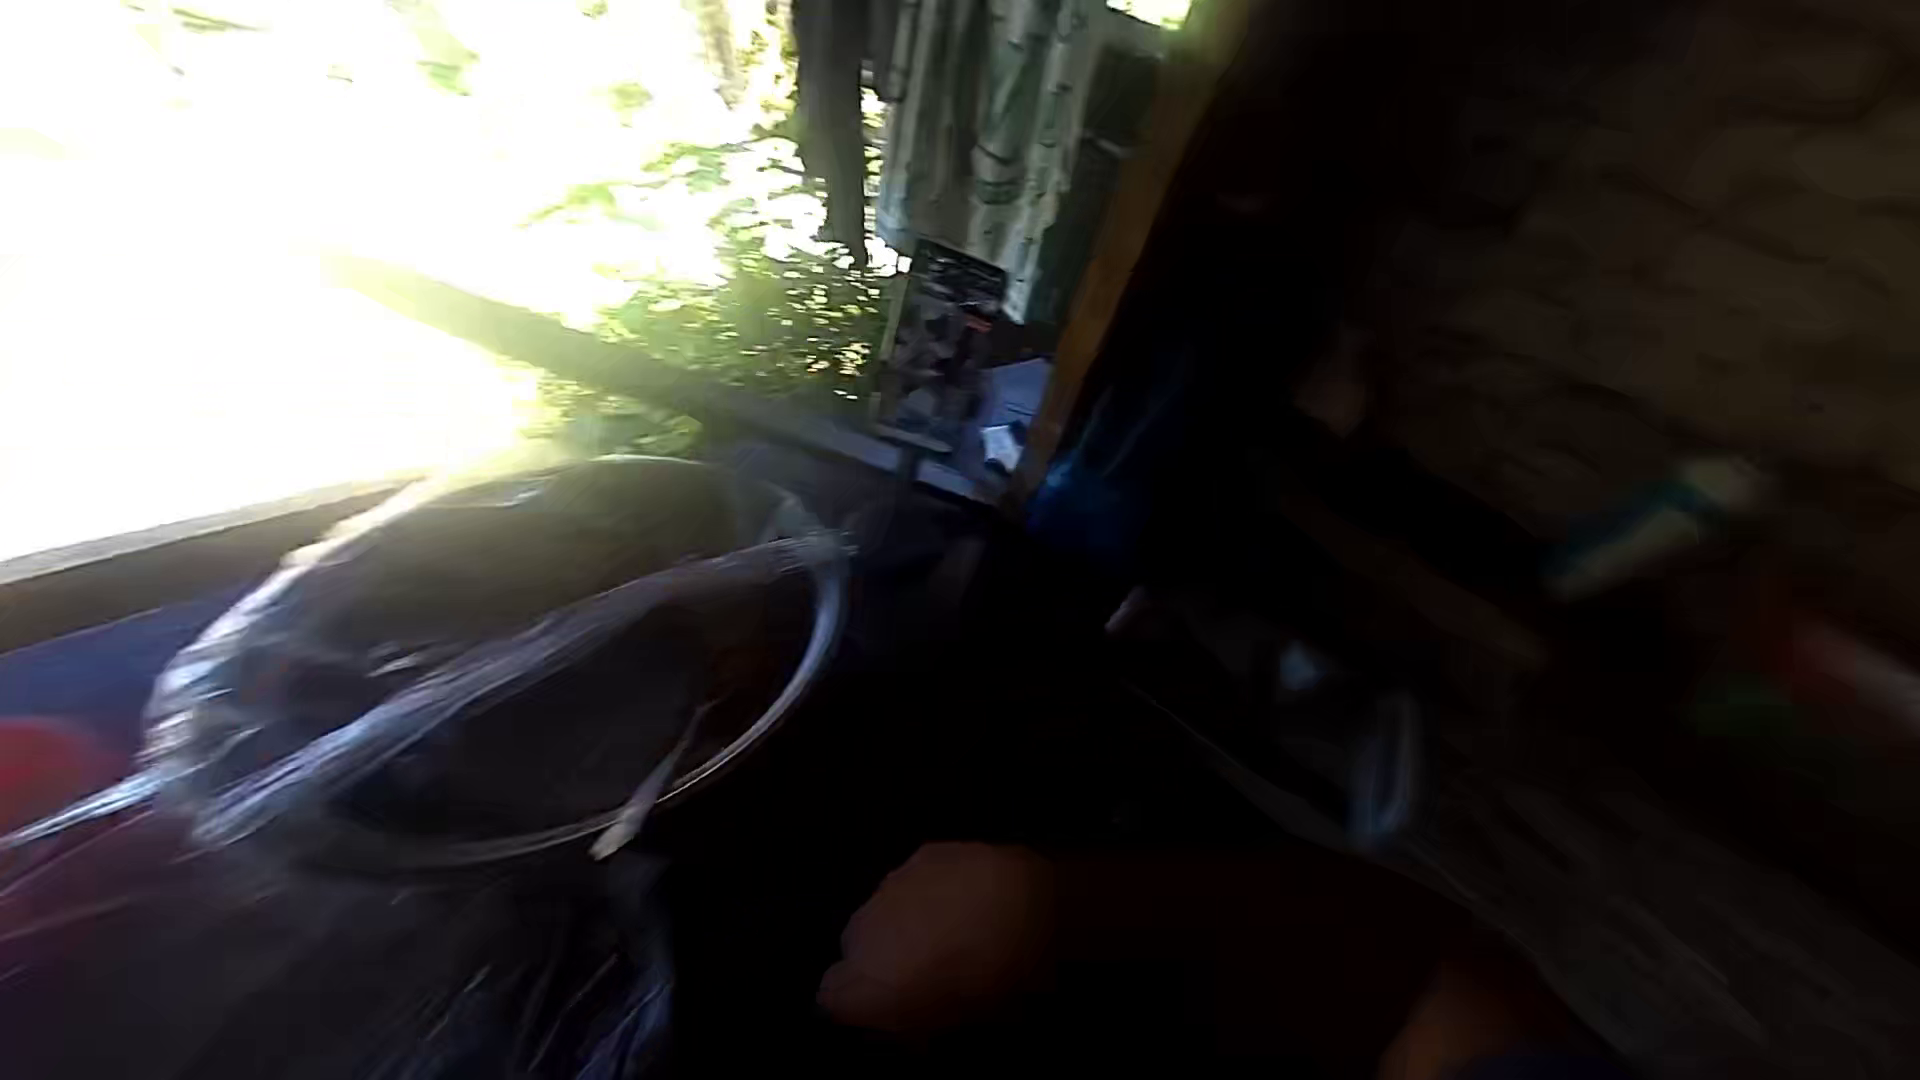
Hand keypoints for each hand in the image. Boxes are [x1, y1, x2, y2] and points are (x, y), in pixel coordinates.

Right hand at [818, 842, 1054, 1033]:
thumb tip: (897, 1013)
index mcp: (868, 978)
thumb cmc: (991, 978)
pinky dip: (922, 893)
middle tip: (918, 969)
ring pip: (880, 909)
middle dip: (877, 957)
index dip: (855, 1000)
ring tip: (943, 932)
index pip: (829, 994)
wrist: (1028, 909)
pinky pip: (908, 881)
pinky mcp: (920, 856)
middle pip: (853, 945)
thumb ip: (907, 1018)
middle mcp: (869, 926)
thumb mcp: (947, 1021)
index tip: (880, 1004)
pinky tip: (955, 901)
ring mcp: (894, 885)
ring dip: (899, 922)